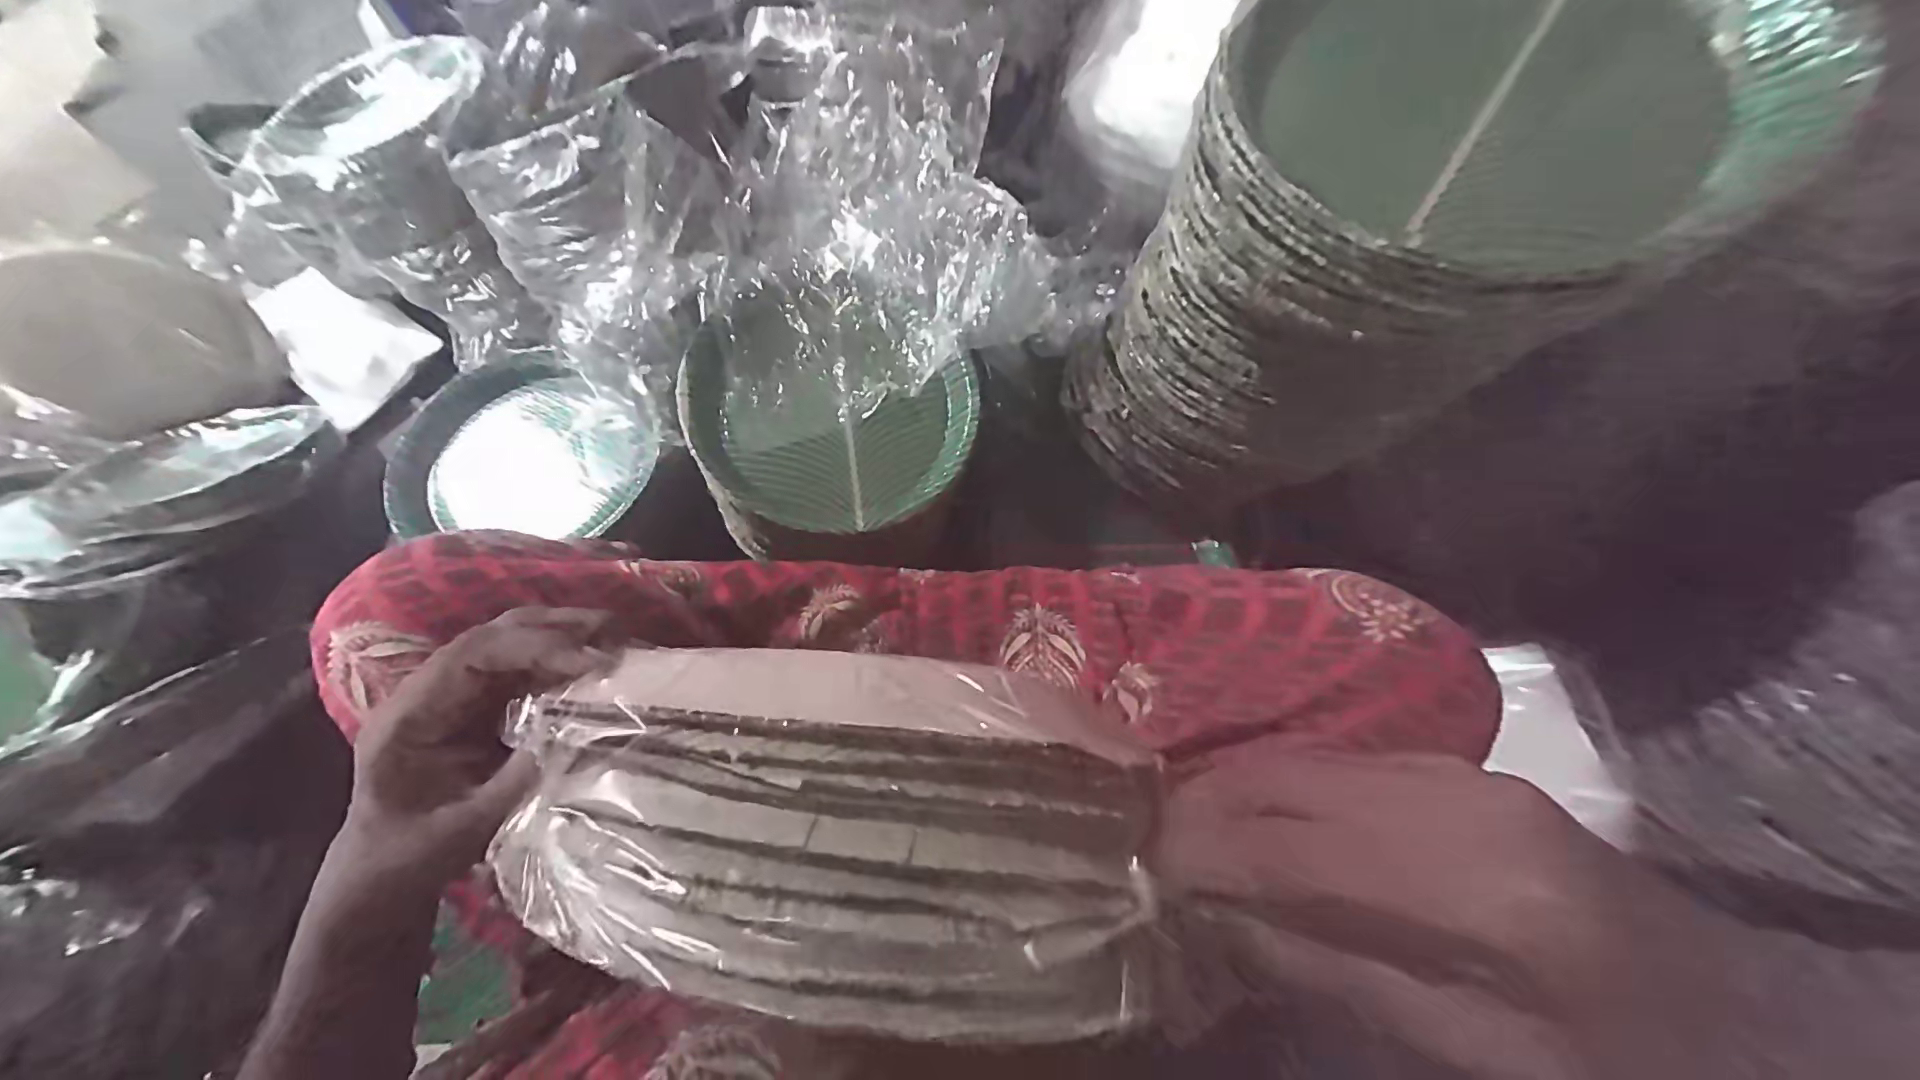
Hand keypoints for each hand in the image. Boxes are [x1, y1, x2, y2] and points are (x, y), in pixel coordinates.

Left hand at [337, 607, 613, 893]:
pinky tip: (597, 665)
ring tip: (617, 641)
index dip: (537, 647)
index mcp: (410, 715)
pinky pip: (527, 667)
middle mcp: (432, 690)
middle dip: (558, 628)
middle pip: (496, 634)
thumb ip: (517, 780)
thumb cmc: (413, 856)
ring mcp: (459, 694)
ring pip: (514, 641)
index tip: (592, 662)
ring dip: (566, 636)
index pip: (474, 654)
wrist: (384, 876)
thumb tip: (580, 733)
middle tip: (617, 635)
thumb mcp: (465, 828)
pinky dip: (565, 660)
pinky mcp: (484, 703)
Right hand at [1154, 750, 1762, 1079]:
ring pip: (1293, 758)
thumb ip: (1335, 976)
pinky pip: (1325, 760)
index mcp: (1471, 881)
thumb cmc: (1610, 1055)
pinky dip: (1266, 781)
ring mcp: (1448, 768)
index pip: (1287, 847)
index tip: (1138, 868)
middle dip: (1193, 807)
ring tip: (1174, 825)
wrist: (1738, 1009)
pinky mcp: (1443, 764)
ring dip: (1221, 788)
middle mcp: (1450, 796)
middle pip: (1279, 780)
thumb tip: (1214, 921)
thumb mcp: (1476, 1054)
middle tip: (1140, 839)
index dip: (1199, 853)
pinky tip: (1238, 808)